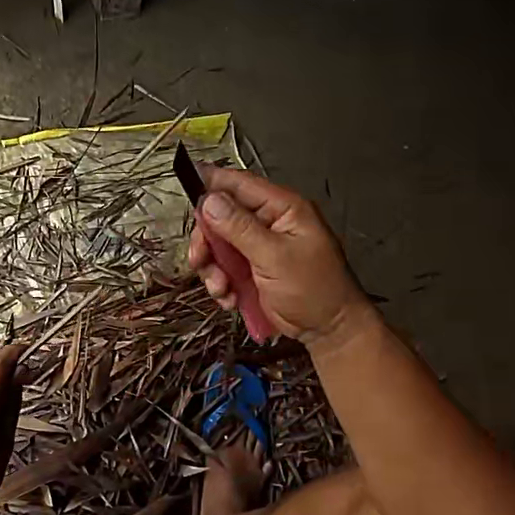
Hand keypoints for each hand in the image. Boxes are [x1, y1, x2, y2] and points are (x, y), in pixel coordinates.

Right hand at [186, 166, 374, 348]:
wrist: (328, 330)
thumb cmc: (315, 290)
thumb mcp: (275, 257)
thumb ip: (240, 228)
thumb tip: (210, 200)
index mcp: (282, 209)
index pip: (240, 185)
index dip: (212, 183)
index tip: (186, 184)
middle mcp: (268, 223)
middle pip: (221, 216)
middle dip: (207, 239)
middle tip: (200, 258)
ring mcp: (258, 248)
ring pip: (217, 245)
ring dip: (212, 267)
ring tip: (221, 287)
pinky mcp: (251, 270)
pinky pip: (223, 268)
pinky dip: (220, 284)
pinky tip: (229, 298)